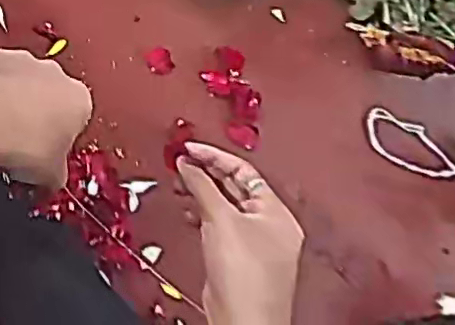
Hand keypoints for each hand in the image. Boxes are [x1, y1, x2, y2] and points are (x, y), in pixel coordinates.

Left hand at [0, 48, 91, 184]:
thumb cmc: (23, 144)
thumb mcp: (53, 176)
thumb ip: (58, 172)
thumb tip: (51, 177)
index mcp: (80, 100)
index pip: (78, 119)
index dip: (63, 139)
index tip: (49, 153)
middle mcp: (57, 74)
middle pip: (54, 96)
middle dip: (42, 115)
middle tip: (25, 142)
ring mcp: (28, 61)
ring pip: (28, 81)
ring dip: (19, 99)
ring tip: (2, 129)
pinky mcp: (0, 56)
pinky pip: (2, 74)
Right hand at [179, 142, 303, 324]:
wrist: (241, 323)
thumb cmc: (242, 271)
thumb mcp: (220, 217)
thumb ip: (202, 184)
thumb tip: (186, 162)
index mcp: (276, 213)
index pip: (243, 171)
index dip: (214, 156)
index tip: (189, 148)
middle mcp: (269, 225)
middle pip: (234, 186)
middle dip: (205, 173)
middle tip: (180, 162)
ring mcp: (254, 242)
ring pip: (224, 204)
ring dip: (200, 191)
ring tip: (179, 183)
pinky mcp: (238, 256)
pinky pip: (219, 222)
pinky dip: (202, 212)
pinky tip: (187, 209)